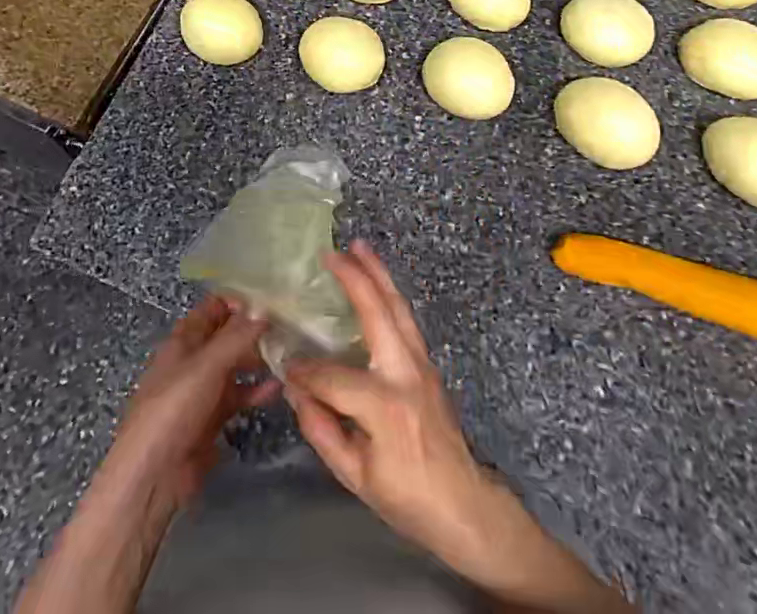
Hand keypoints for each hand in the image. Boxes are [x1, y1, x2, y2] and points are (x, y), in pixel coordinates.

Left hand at [101, 296, 278, 515]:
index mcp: (183, 340)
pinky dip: (256, 391)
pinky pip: (238, 397)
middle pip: (226, 336)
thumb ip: (236, 337)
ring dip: (258, 359)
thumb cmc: (174, 409)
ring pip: (235, 366)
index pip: (212, 308)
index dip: (238, 300)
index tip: (274, 297)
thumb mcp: (205, 366)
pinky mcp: (213, 418)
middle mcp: (193, 360)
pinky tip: (278, 389)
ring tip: (290, 354)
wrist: (155, 474)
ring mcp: (203, 390)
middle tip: (291, 326)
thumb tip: (264, 308)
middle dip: (254, 330)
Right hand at [285, 241, 633, 611]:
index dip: (305, 374)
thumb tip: (296, 388)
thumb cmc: (409, 499)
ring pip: (400, 309)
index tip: (288, 372)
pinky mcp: (429, 367)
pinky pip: (406, 322)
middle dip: (357, 278)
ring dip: (380, 276)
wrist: (468, 508)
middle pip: (380, 314)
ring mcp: (423, 366)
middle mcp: (406, 375)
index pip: (332, 376)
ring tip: (361, 248)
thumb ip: (321, 428)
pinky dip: (390, 296)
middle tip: (333, 251)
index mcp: (384, 406)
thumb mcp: (355, 476)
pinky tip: (378, 286)